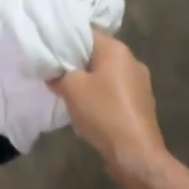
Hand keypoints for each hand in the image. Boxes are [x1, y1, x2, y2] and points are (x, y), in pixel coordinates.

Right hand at [47, 35, 166, 167]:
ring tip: (67, 89)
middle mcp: (132, 60)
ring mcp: (140, 83)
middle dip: (75, 61)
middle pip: (96, 52)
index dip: (64, 38)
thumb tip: (52, 71)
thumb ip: (57, 73)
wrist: (137, 156)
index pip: (85, 32)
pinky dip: (100, 93)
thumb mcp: (71, 88)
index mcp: (116, 49)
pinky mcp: (141, 103)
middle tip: (54, 69)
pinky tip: (87, 106)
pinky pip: (114, 89)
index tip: (48, 48)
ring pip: (105, 72)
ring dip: (88, 79)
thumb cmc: (104, 113)